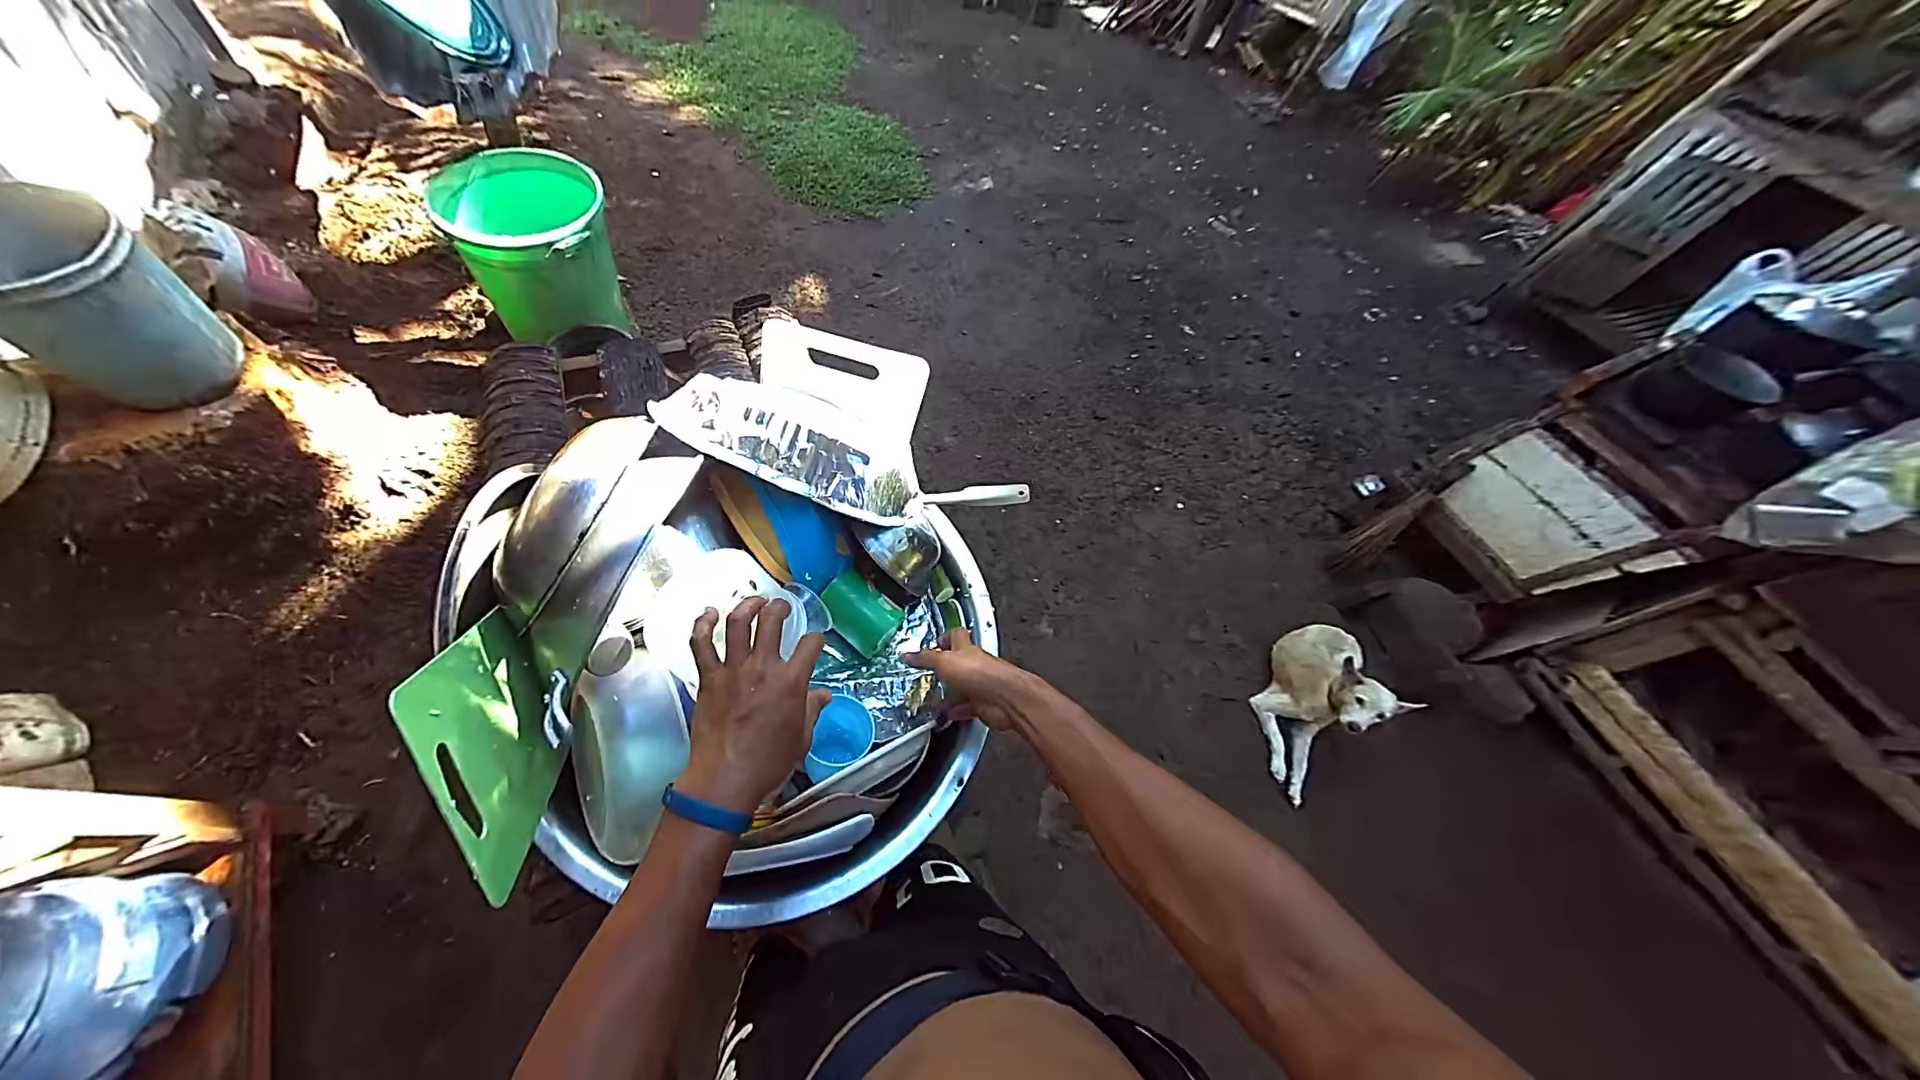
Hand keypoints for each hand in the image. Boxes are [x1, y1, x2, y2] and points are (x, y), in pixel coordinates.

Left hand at [678, 597, 829, 814]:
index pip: (810, 645)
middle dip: (780, 607)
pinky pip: (702, 645)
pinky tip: (710, 613)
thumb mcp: (802, 737)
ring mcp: (732, 671)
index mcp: (791, 681)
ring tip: (753, 601)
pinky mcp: (708, 679)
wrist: (725, 780)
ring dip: (747, 606)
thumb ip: (812, 709)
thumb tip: (822, 695)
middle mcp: (763, 668)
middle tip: (782, 606)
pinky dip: (703, 625)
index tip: (815, 642)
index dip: (816, 639)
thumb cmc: (768, 762)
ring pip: (738, 624)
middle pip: (772, 621)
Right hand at [905, 626, 1038, 730]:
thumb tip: (909, 654)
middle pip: (958, 664)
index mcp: (967, 649)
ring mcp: (980, 685)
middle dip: (943, 670)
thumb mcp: (944, 661)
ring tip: (931, 699)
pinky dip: (954, 712)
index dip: (947, 637)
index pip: (957, 636)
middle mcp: (975, 666)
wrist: (1004, 698)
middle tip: (928, 674)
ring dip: (947, 694)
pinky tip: (944, 715)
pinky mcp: (982, 705)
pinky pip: (965, 708)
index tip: (935, 641)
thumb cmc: (981, 674)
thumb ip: (926, 658)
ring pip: (960, 688)